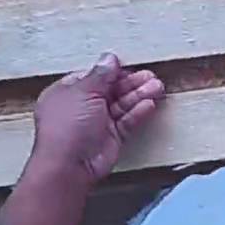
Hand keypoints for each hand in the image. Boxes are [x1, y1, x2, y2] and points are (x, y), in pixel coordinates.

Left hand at [25, 53, 165, 186]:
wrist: (70, 165)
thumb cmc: (66, 127)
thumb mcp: (83, 91)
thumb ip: (100, 75)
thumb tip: (109, 58)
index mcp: (67, 93)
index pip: (93, 77)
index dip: (112, 72)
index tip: (129, 67)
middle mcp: (82, 107)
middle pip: (111, 90)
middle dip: (131, 83)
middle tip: (150, 77)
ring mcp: (97, 123)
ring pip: (121, 105)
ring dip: (139, 95)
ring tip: (157, 88)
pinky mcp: (111, 138)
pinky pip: (127, 122)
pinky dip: (138, 112)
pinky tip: (150, 104)